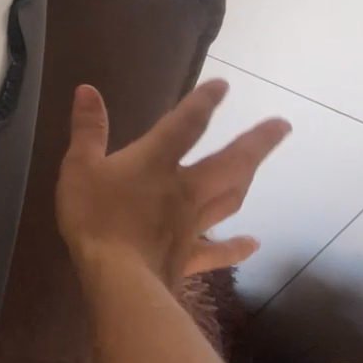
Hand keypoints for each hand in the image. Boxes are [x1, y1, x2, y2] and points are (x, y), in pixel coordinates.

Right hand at [55, 79, 290, 286]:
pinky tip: (253, 243)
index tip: (224, 85)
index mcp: (156, 163)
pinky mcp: (189, 255)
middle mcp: (184, 189)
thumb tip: (88, 89)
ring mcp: (192, 224)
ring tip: (259, 169)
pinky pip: (219, 251)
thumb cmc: (95, 215)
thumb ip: (88, 128)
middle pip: (228, 163)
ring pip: (229, 199)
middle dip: (256, 142)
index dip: (203, 103)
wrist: (118, 276)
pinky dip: (237, 247)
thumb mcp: (79, 165)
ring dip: (248, 180)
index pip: (185, 125)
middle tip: (282, 125)